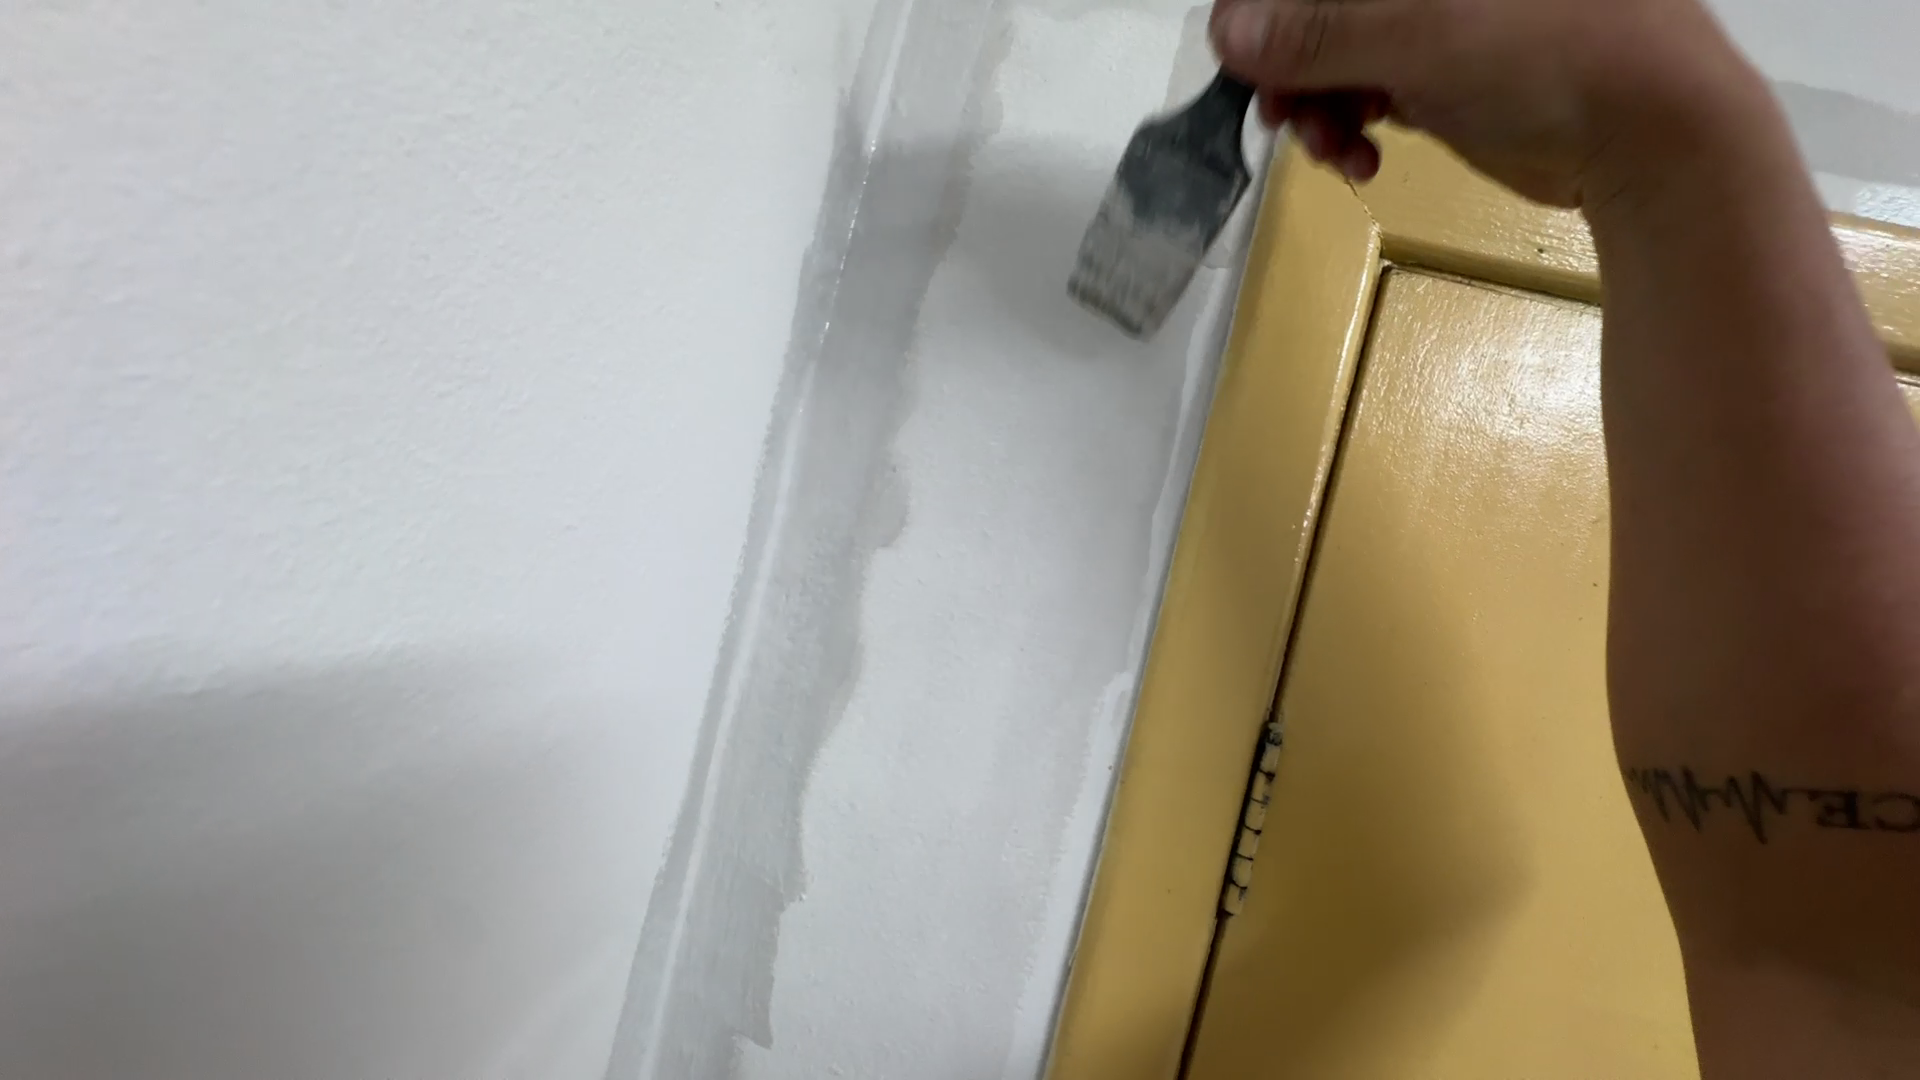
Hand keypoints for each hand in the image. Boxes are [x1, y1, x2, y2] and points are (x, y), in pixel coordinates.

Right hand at [1208, 0, 1768, 209]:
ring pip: (1325, 62)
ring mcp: (1423, 18)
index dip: (1262, 16)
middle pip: (1308, 15)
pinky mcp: (1429, 68)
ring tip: (1337, 152)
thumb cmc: (1550, 55)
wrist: (1640, 129)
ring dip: (1315, 115)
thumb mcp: (1423, 37)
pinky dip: (1347, 133)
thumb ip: (1319, 33)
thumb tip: (1223, 34)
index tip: (1248, 71)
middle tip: (1286, 122)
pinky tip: (1363, 159)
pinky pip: (1356, 95)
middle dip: (1288, 74)